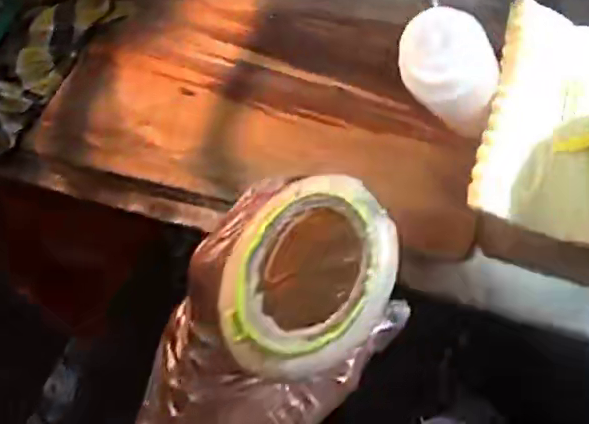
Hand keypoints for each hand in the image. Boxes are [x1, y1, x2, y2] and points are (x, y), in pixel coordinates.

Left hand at [138, 180, 407, 423]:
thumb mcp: (302, 399)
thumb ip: (349, 352)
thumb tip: (397, 311)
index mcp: (216, 306)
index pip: (237, 234)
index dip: (275, 203)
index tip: (317, 189)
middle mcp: (197, 294)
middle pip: (236, 224)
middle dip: (282, 200)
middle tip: (329, 195)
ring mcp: (191, 302)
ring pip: (232, 237)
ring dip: (271, 217)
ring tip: (316, 210)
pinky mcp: (196, 313)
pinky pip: (230, 257)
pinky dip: (261, 239)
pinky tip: (291, 247)